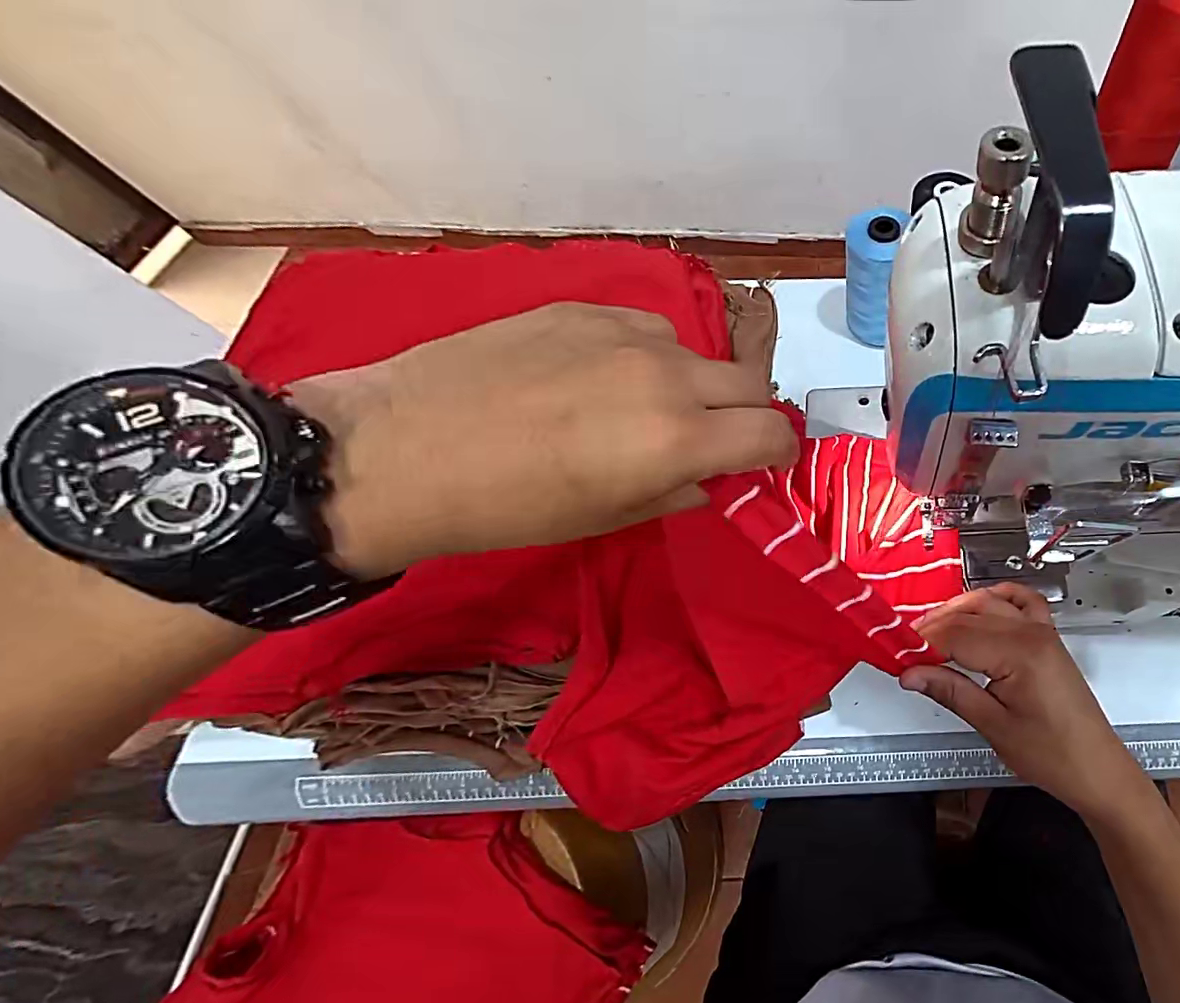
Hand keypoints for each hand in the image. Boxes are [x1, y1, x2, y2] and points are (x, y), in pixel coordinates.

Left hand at [287, 302, 798, 577]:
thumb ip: (680, 490)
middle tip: (714, 439)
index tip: (763, 464)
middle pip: (752, 383)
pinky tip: (605, 376)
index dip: (778, 453)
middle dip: (747, 415)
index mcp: (678, 439)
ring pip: (700, 353)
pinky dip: (650, 356)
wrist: (400, 452)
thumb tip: (707, 475)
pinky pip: (649, 330)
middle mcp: (667, 376)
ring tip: (648, 406)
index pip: (772, 433)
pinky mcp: (582, 308)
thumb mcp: (612, 518)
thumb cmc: (513, 508)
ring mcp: (624, 334)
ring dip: (696, 383)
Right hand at [900, 583, 1154, 822]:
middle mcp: (1032, 633)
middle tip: (906, 648)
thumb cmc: (1052, 754)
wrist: (1096, 767)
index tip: (898, 656)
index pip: (955, 634)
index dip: (922, 643)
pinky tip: (978, 606)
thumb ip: (950, 691)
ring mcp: (1043, 631)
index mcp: (1018, 653)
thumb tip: (911, 674)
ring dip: (957, 611)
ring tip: (930, 632)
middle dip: (933, 628)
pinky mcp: (1049, 638)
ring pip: (990, 603)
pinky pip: (1022, 602)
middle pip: (968, 616)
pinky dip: (997, 598)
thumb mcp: (993, 725)